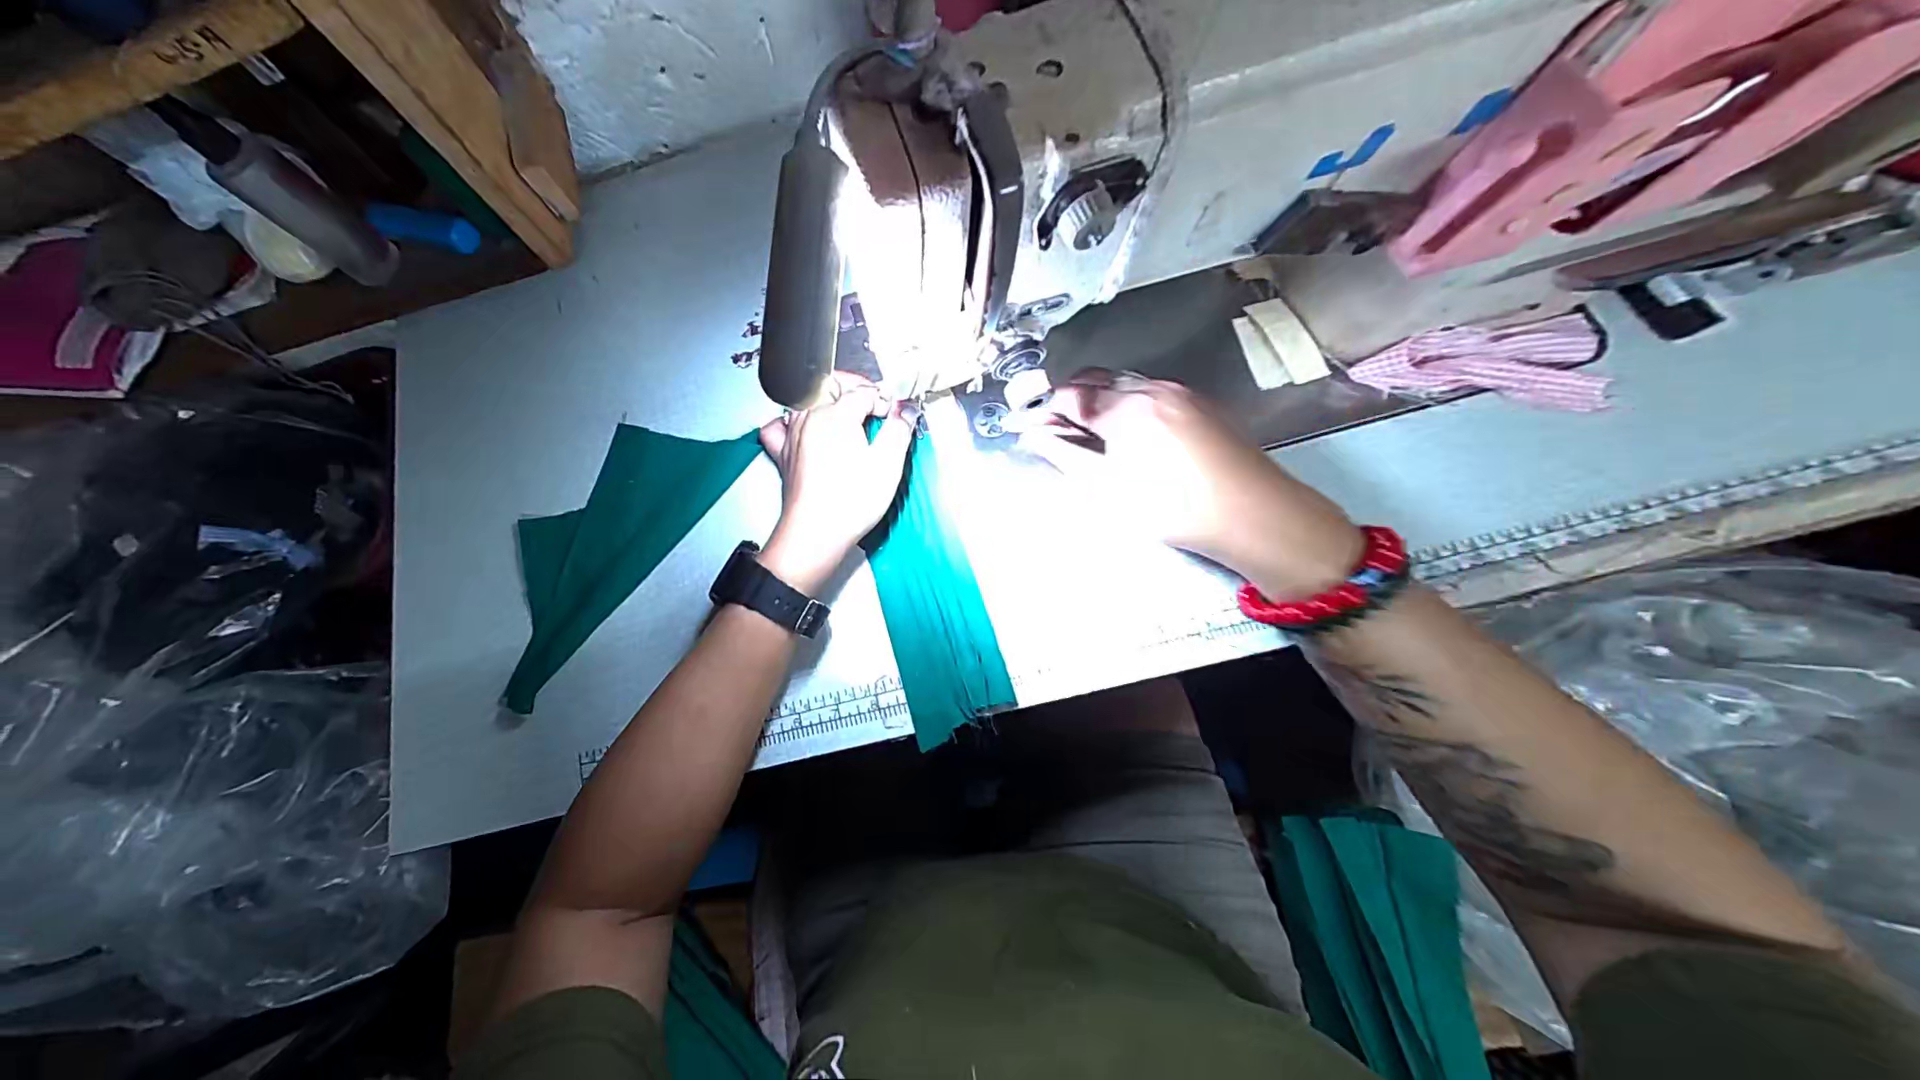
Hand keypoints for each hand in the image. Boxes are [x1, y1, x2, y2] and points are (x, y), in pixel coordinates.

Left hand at [758, 373, 915, 594]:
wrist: (816, 534)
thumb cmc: (848, 504)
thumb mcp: (888, 463)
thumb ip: (899, 429)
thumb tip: (905, 411)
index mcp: (834, 415)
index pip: (863, 392)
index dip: (883, 400)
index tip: (895, 415)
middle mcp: (808, 419)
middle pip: (831, 386)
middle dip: (855, 389)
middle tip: (875, 406)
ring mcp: (792, 435)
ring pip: (807, 401)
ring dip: (829, 402)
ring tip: (848, 417)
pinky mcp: (783, 454)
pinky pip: (780, 426)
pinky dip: (792, 422)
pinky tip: (806, 430)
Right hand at [1019, 369, 1362, 597]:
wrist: (1253, 514)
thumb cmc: (1177, 509)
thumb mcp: (1110, 489)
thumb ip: (1067, 456)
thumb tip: (1036, 437)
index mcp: (1127, 408)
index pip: (1071, 395)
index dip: (1045, 410)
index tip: (1032, 427)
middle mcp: (1154, 389)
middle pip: (1097, 379)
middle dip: (1070, 400)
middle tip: (1056, 430)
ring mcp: (1181, 393)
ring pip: (1125, 383)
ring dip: (1100, 401)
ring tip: (1091, 436)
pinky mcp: (1200, 404)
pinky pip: (1151, 392)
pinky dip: (1128, 405)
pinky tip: (1129, 435)